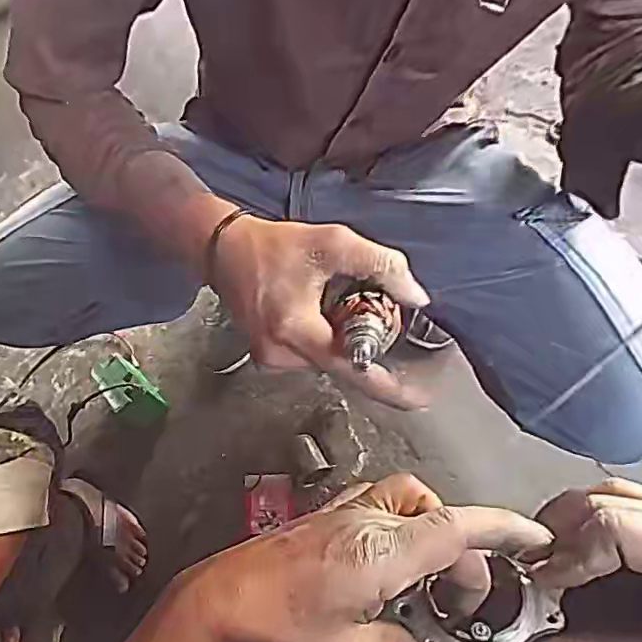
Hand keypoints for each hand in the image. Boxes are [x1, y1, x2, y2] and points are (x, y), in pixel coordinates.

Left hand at [175, 474, 550, 641]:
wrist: (218, 600)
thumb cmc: (275, 627)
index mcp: (381, 552)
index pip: (458, 528)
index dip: (503, 530)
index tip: (532, 537)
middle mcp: (368, 521)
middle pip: (441, 515)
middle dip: (467, 552)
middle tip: (461, 600)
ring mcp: (345, 512)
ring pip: (412, 499)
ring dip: (434, 528)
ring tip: (429, 576)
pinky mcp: (326, 515)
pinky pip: (381, 501)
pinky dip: (403, 521)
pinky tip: (391, 560)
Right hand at [209, 216, 431, 408]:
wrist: (224, 251)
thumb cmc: (274, 247)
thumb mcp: (332, 243)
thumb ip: (380, 265)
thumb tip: (417, 297)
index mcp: (296, 330)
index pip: (352, 369)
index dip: (387, 386)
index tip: (417, 398)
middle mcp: (282, 355)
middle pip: (342, 364)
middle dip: (365, 348)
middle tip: (378, 320)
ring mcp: (273, 361)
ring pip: (327, 362)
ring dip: (343, 343)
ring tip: (337, 308)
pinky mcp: (270, 359)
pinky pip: (311, 358)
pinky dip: (325, 342)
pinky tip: (322, 316)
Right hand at [520, 480, 641, 641]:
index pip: (616, 523)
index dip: (565, 554)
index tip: (538, 592)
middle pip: (609, 499)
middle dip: (558, 534)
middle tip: (532, 580)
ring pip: (618, 502)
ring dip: (573, 532)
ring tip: (549, 576)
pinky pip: (634, 523)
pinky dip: (595, 542)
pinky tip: (583, 575)